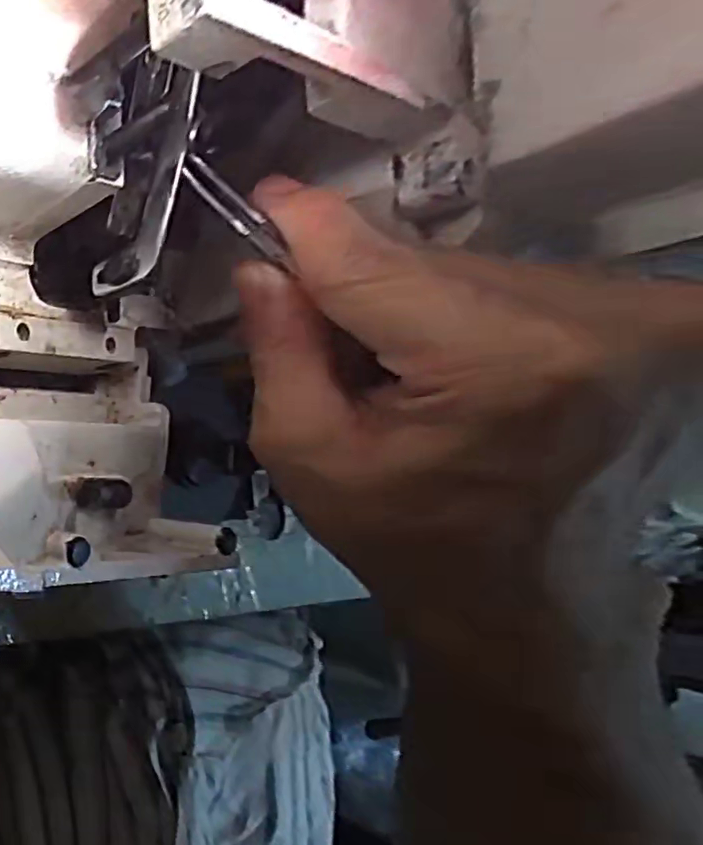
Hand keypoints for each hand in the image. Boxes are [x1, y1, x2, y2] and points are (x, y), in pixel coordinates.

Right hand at [235, 178, 702, 641]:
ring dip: (393, 294)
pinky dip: (443, 305)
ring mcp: (642, 311)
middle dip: (344, 277)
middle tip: (283, 305)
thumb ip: (281, 352)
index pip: (381, 269)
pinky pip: (507, 282)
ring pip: (467, 268)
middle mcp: (597, 319)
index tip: (266, 193)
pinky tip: (418, 355)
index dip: (314, 229)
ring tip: (361, 359)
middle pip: (427, 265)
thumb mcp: (303, 449)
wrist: (513, 582)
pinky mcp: (653, 313)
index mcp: (501, 365)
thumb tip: (261, 271)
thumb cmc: (392, 528)